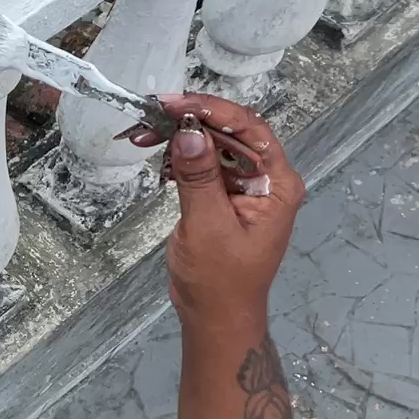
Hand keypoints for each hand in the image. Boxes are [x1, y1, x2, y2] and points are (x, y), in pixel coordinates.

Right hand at [127, 95, 304, 332]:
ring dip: (180, 139)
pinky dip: (179, 159)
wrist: (215, 315)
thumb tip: (189, 132)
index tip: (173, 103)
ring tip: (143, 134)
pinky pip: (203, 168)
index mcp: (275, 184)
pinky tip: (158, 158)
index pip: (248, 130)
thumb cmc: (218, 278)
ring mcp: (243, 190)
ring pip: (212, 148)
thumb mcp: (207, 226)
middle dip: (190, 121)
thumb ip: (199, 178)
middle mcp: (264, 180)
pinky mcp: (222, 199)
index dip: (212, 110)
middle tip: (148, 116)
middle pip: (229, 134)